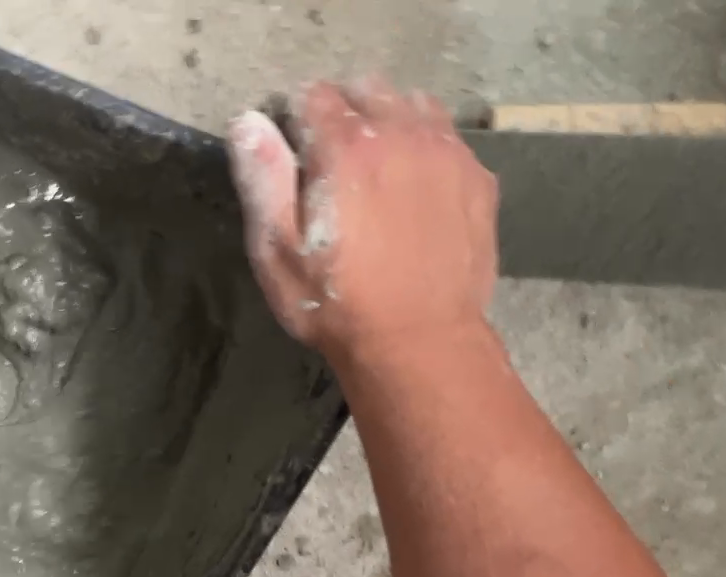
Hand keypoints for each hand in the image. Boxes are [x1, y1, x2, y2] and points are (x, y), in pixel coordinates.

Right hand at [227, 79, 498, 365]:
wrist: (416, 338)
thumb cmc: (332, 301)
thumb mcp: (275, 250)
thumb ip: (262, 178)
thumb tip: (248, 121)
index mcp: (345, 149)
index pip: (313, 96)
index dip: (291, 118)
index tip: (285, 153)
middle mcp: (402, 134)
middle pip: (367, 90)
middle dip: (341, 114)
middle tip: (324, 166)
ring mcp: (448, 153)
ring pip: (413, 105)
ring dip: (386, 124)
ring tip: (369, 173)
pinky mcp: (476, 178)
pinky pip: (447, 139)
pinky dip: (422, 149)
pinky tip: (408, 193)